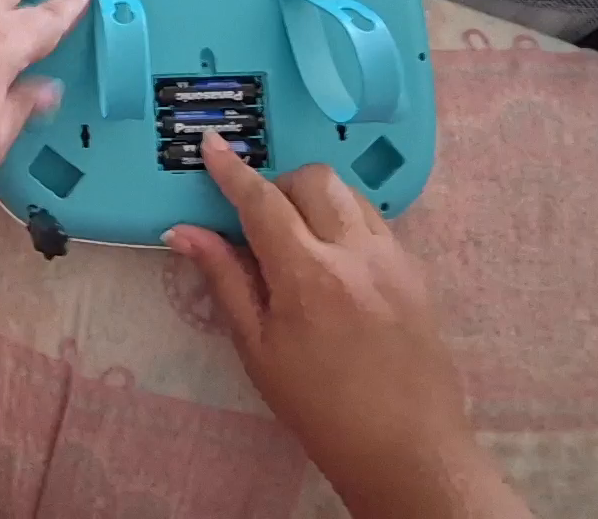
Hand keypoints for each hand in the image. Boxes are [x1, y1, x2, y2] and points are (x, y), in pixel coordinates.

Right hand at [165, 134, 530, 518]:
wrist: (410, 454)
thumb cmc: (319, 405)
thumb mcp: (257, 347)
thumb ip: (223, 278)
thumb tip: (181, 232)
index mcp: (307, 276)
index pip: (261, 201)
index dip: (231, 169)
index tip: (211, 143)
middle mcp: (355, 254)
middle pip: (311, 178)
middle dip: (279, 183)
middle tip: (262, 219)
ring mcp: (393, 258)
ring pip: (347, 191)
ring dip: (313, 197)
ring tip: (299, 236)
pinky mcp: (416, 270)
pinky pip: (374, 218)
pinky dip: (344, 218)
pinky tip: (334, 257)